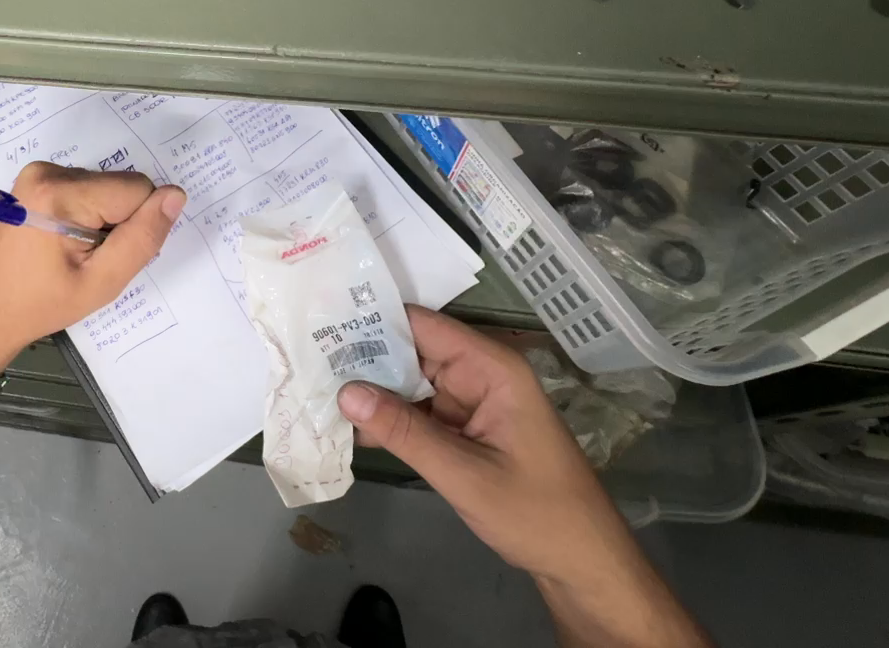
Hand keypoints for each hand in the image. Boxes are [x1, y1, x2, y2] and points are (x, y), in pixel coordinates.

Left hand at [0, 162, 186, 373]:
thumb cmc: (39, 305)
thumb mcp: (101, 283)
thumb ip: (142, 238)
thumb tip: (176, 196)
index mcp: (61, 194)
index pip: (138, 189)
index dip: (136, 226)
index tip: (107, 255)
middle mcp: (47, 172)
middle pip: (119, 185)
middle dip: (117, 221)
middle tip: (89, 258)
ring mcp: (37, 173)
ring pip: (104, 187)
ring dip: (101, 218)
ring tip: (72, 253)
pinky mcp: (33, 180)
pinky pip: (84, 188)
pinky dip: (84, 213)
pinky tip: (62, 242)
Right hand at [336, 306, 638, 586]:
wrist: (583, 568)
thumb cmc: (538, 514)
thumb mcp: (466, 475)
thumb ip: (403, 431)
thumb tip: (344, 391)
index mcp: (490, 368)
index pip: (421, 326)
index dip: (373, 319)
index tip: (323, 320)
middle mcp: (477, 373)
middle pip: (408, 349)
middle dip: (361, 355)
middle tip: (306, 356)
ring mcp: (466, 400)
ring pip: (406, 380)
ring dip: (368, 387)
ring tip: (313, 384)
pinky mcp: (459, 426)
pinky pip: (413, 409)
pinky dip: (383, 416)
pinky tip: (345, 422)